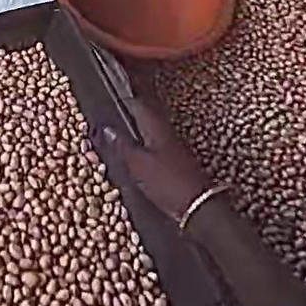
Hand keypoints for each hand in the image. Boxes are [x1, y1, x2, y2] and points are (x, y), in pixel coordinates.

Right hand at [99, 97, 215, 224]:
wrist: (199, 206)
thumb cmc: (167, 181)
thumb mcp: (138, 164)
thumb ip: (122, 145)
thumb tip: (106, 129)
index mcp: (156, 126)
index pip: (139, 103)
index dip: (124, 99)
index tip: (110, 99)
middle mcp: (166, 132)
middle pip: (146, 116)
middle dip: (129, 114)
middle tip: (112, 116)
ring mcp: (173, 147)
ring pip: (150, 131)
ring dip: (136, 130)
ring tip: (119, 135)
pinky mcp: (177, 162)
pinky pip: (155, 146)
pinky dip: (143, 146)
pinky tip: (135, 157)